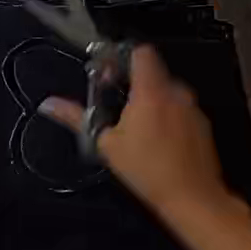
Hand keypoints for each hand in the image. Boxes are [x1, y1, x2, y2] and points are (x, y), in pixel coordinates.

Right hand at [40, 44, 228, 216]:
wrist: (193, 198)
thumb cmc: (145, 169)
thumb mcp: (106, 144)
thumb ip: (76, 118)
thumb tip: (47, 103)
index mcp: (150, 91)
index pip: (140, 52)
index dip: (120, 57)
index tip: (105, 76)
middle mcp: (176, 92)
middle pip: (151, 71)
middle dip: (131, 82)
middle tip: (113, 104)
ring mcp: (193, 108)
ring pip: (166, 91)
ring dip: (149, 100)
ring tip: (134, 127)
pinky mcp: (203, 125)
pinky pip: (179, 108)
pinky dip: (166, 115)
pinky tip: (156, 140)